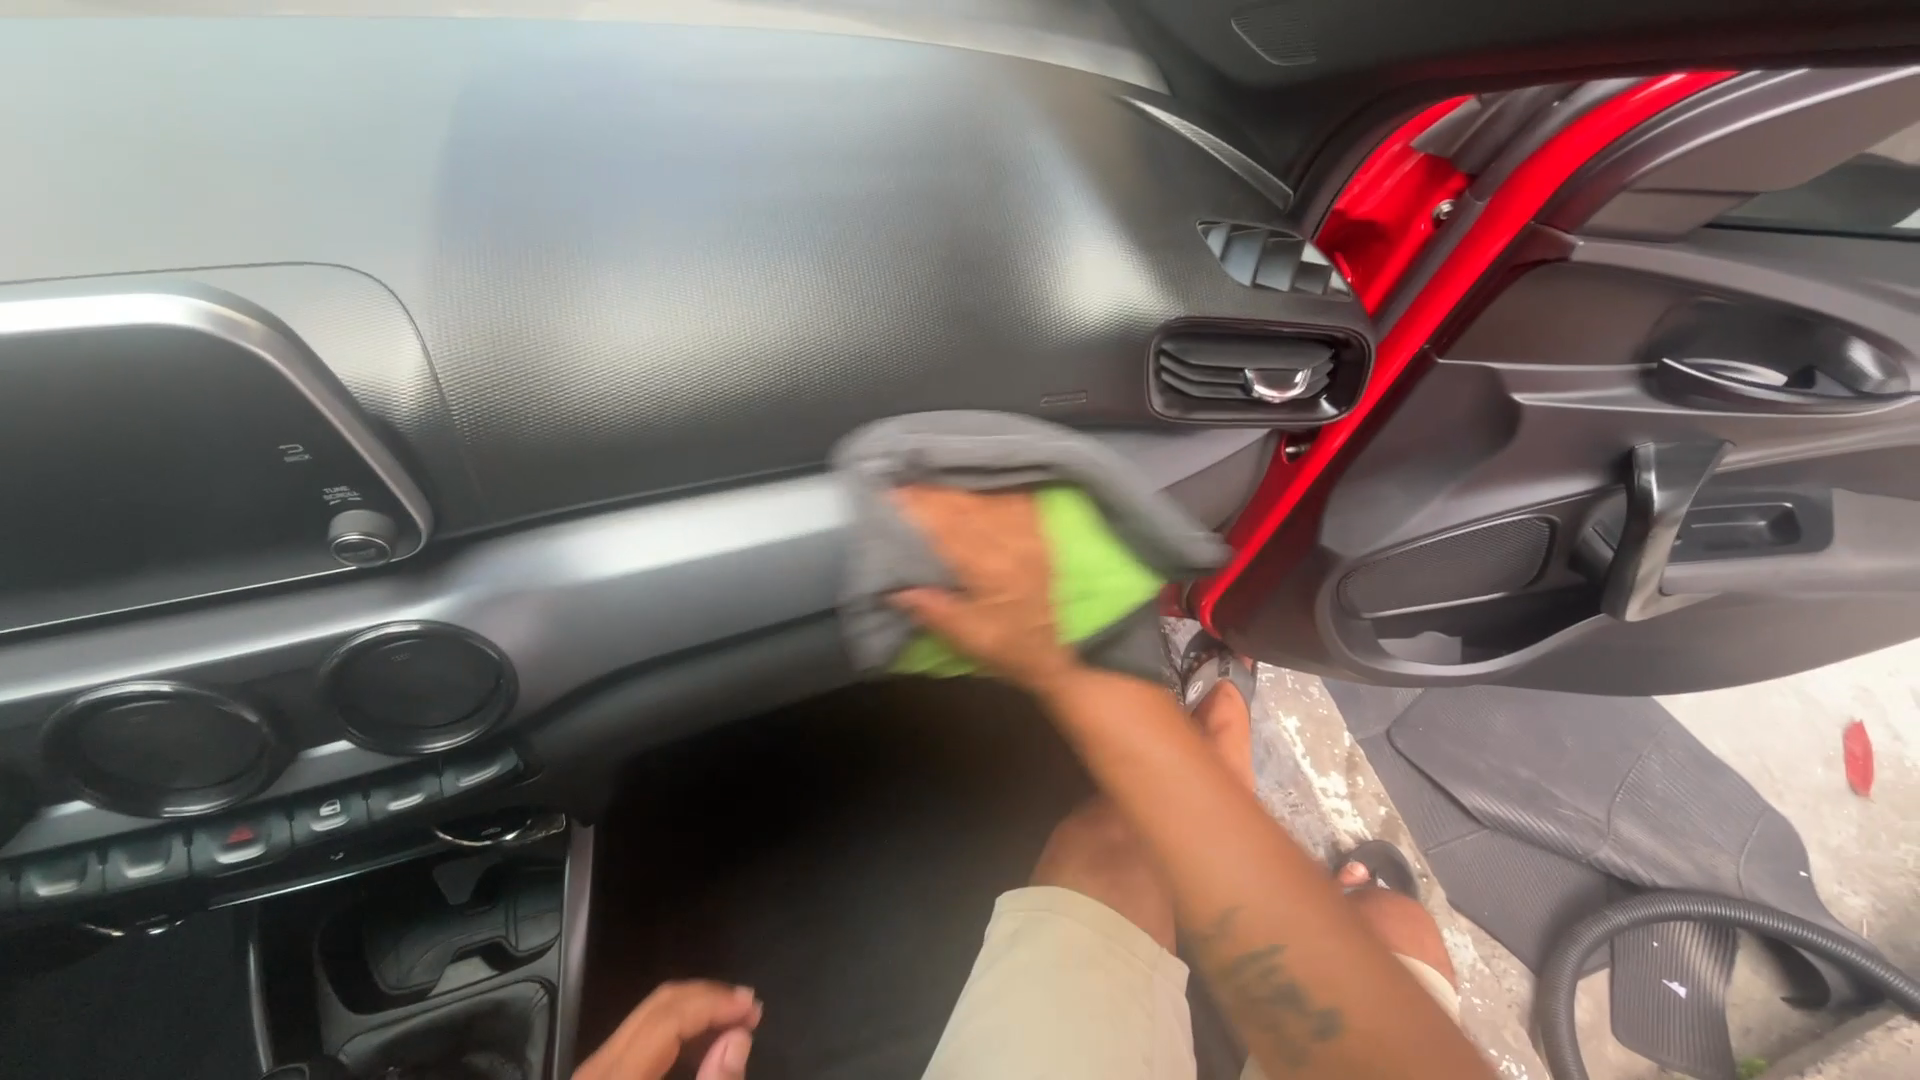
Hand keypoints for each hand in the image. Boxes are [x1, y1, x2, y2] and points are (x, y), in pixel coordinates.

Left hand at [573, 981, 760, 1079]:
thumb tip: (738, 1036)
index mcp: (613, 1078)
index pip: (668, 1019)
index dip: (714, 1004)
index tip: (753, 1008)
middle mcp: (596, 1067)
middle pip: (658, 1006)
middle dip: (709, 999)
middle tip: (750, 1009)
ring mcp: (592, 1071)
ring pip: (649, 1015)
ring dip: (696, 1010)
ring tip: (735, 1021)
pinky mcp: (597, 1077)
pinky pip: (640, 1035)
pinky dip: (678, 1028)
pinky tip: (703, 1040)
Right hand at [888, 486, 1083, 695]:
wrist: (1045, 657)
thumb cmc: (1001, 648)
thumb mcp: (961, 635)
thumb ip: (928, 607)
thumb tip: (890, 586)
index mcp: (991, 567)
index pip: (948, 525)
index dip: (919, 507)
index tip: (891, 496)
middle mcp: (1013, 543)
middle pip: (966, 506)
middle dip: (932, 494)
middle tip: (901, 486)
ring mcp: (1029, 537)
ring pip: (986, 501)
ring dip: (956, 491)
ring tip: (927, 486)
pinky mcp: (1038, 537)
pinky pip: (1013, 502)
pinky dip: (990, 493)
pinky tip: (973, 488)